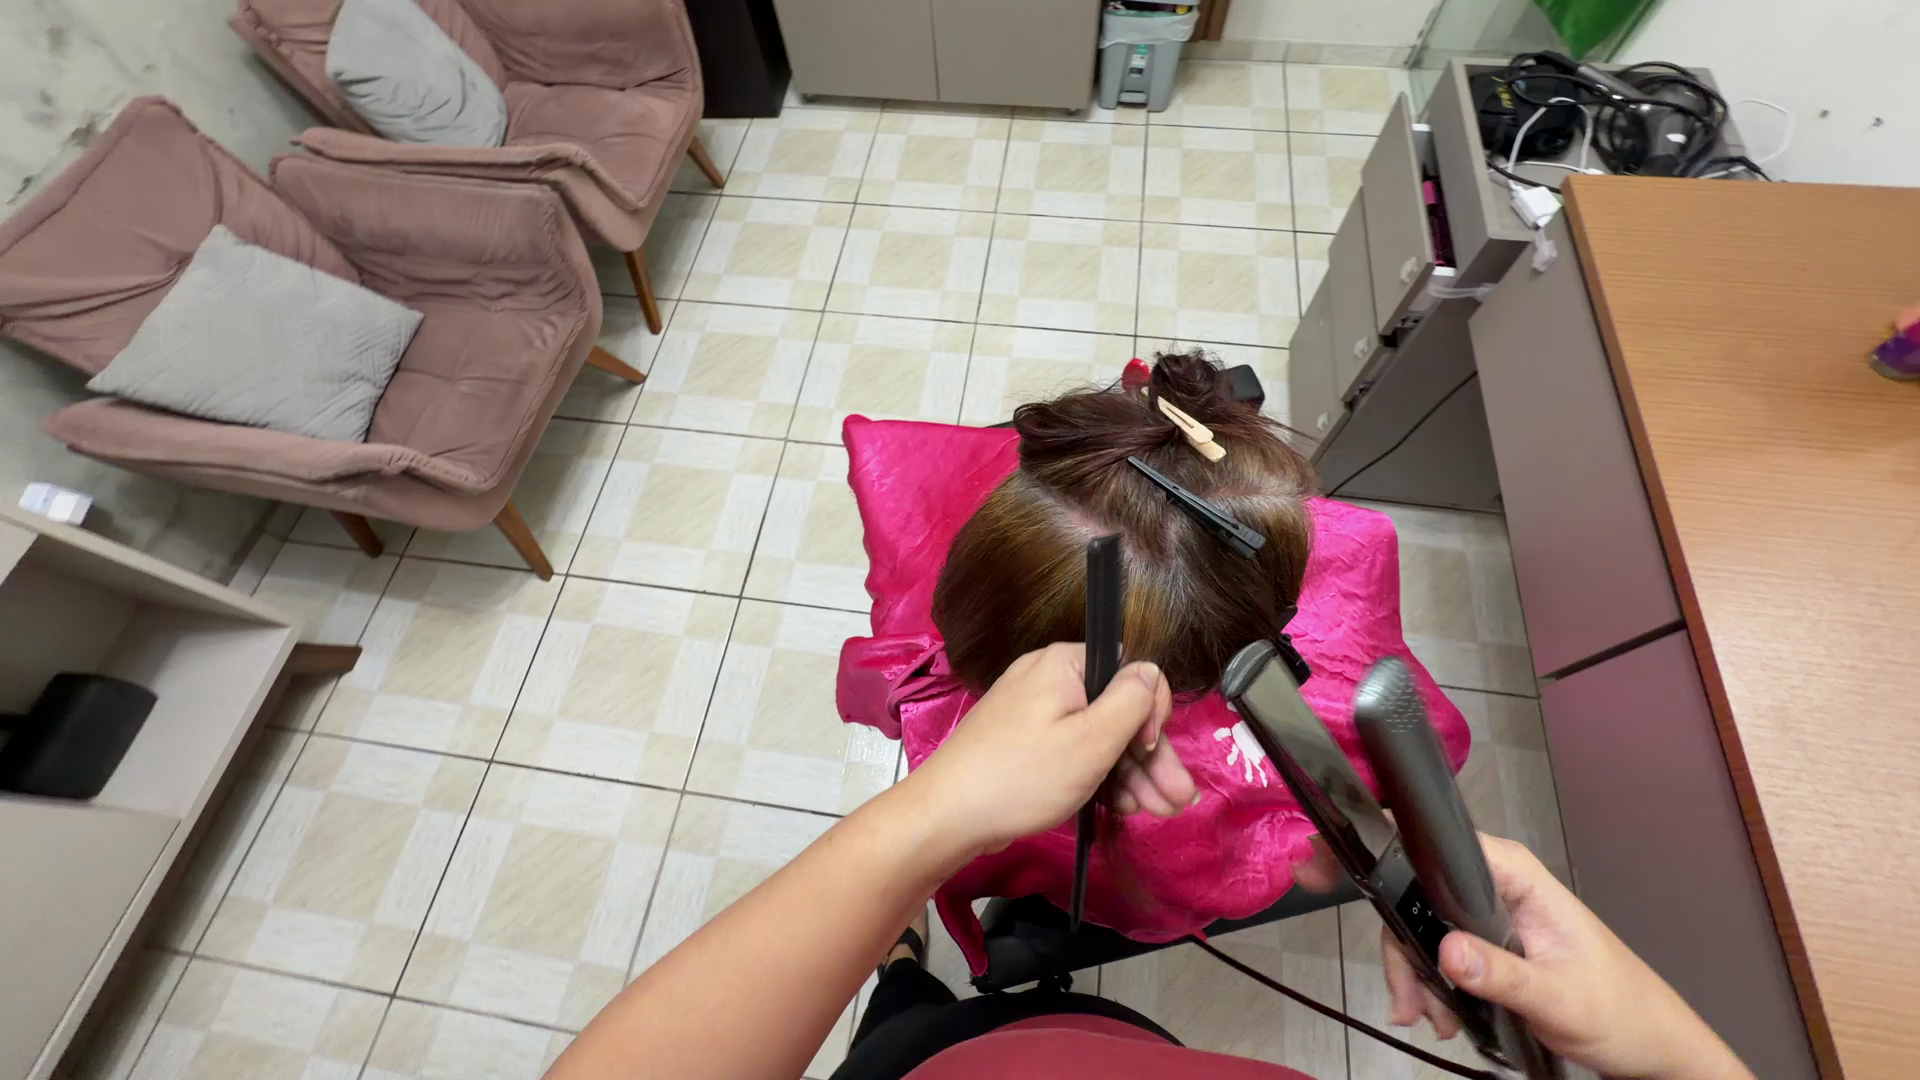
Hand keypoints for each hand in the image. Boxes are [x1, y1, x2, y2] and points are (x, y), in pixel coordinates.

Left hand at [900, 642, 1194, 858]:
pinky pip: (1074, 750)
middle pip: (1117, 710)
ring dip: (1131, 772)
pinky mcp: (1026, 743)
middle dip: (1150, 756)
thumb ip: (1130, 701)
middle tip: (1179, 799)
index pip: (1129, 672)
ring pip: (1098, 735)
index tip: (1153, 751)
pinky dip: (1099, 774)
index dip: (1151, 712)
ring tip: (1161, 811)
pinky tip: (1124, 806)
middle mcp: (1050, 679)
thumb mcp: (1090, 740)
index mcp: (1064, 664)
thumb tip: (1151, 670)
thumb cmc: (1023, 775)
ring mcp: (1036, 712)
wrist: (948, 814)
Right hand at [1381, 835, 1753, 1079]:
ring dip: (1416, 972)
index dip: (1399, 869)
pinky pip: (1438, 945)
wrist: (1658, 1052)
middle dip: (1406, 948)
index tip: (1383, 917)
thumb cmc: (1624, 1016)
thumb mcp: (1562, 1001)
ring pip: (1423, 924)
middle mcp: (1493, 881)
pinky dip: (1429, 979)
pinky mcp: (1485, 934)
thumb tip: (1446, 951)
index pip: (1439, 847)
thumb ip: (1503, 975)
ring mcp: (1487, 907)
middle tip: (1407, 1001)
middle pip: (1418, 894)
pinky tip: (1435, 1012)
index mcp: (1513, 874)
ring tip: (1425, 1018)